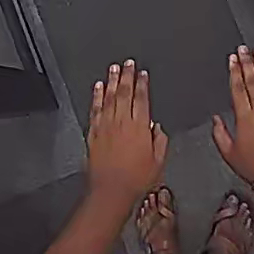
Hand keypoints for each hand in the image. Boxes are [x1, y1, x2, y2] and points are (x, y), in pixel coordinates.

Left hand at [87, 60, 167, 207]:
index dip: (142, 84)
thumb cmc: (137, 178)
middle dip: (126, 76)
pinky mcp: (93, 133)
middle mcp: (122, 122)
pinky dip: (96, 97)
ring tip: (113, 68)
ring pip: (108, 98)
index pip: (142, 99)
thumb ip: (160, 141)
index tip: (142, 73)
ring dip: (111, 81)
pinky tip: (97, 88)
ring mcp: (106, 126)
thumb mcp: (158, 161)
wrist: (111, 190)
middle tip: (127, 63)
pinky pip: (95, 110)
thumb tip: (156, 127)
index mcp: (140, 127)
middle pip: (124, 93)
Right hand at [212, 45, 253, 185]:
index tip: (233, 59)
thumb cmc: (253, 167)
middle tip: (244, 49)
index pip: (238, 88)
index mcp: (245, 118)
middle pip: (253, 81)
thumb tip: (216, 119)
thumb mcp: (228, 152)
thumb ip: (220, 133)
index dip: (234, 71)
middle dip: (248, 63)